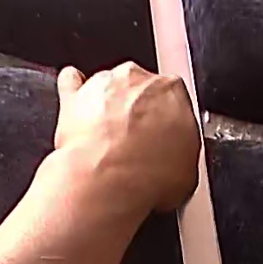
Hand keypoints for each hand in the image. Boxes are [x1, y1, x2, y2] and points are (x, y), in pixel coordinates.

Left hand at [51, 62, 200, 216]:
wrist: (109, 183)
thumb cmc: (150, 175)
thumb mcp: (189, 171)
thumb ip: (183, 150)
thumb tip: (180, 162)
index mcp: (172, 90)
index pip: (175, 98)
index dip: (171, 122)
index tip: (168, 140)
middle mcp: (137, 80)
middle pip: (142, 89)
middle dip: (141, 112)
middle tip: (141, 145)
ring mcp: (103, 86)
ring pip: (110, 88)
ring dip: (112, 108)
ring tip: (113, 143)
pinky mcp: (74, 98)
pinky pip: (73, 85)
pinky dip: (76, 95)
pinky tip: (81, 113)